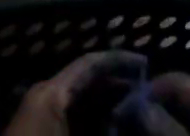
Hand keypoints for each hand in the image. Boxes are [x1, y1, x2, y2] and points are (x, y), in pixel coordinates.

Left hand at [4, 52, 145, 135]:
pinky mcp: (42, 127)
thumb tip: (136, 117)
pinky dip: (94, 117)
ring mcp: (42, 111)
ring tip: (137, 109)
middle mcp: (47, 94)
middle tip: (147, 91)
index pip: (90, 63)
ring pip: (81, 97)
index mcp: (54, 92)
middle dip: (117, 84)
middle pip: (87, 78)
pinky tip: (114, 126)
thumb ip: (109, 130)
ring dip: (107, 102)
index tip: (146, 64)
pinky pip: (72, 114)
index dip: (120, 60)